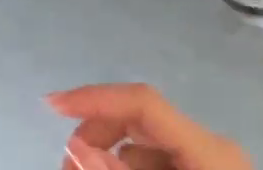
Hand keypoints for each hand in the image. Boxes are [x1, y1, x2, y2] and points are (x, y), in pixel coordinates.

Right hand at [47, 83, 251, 169]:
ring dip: (109, 160)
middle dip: (97, 138)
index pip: (142, 103)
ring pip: (143, 147)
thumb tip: (76, 147)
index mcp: (211, 153)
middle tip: (68, 165)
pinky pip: (155, 166)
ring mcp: (210, 168)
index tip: (50, 107)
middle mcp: (212, 150)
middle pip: (139, 121)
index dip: (94, 99)